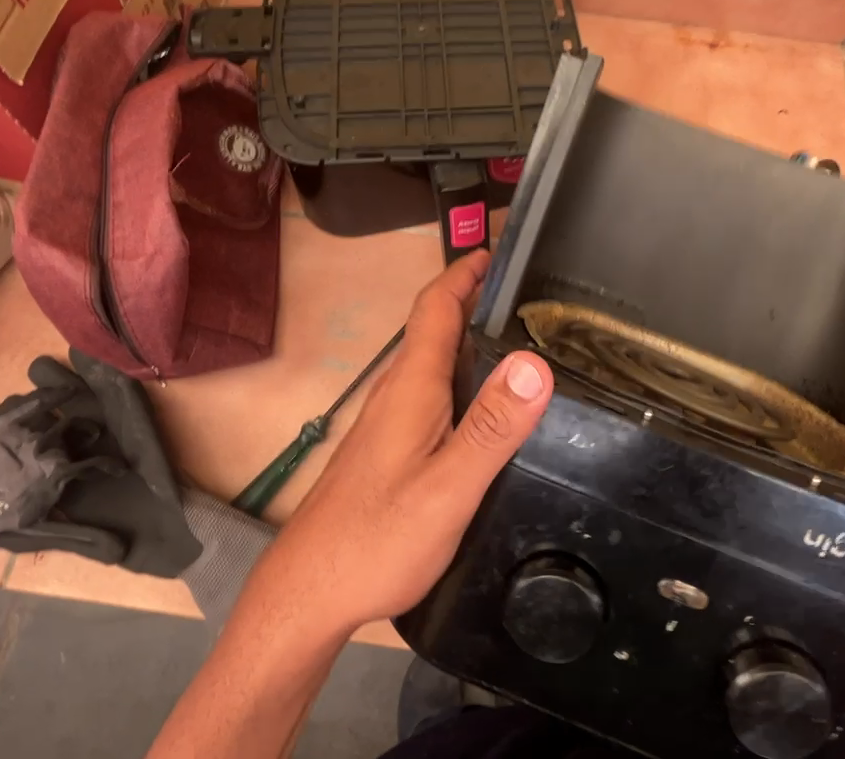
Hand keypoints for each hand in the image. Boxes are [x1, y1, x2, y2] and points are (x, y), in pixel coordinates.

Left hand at [245, 250, 554, 637]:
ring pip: (431, 363)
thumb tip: (535, 363)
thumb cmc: (377, 539)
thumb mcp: (448, 488)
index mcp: (411, 388)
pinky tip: (483, 408)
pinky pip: (428, 395)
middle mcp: (395, 395)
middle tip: (531, 296)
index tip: (500, 250)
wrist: (309, 594)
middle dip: (475, 300)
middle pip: (434, 329)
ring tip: (519, 341)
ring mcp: (386, 424)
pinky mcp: (385, 451)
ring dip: (468, 339)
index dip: (464, 272)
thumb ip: (492, 427)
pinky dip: (459, 379)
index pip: (435, 308)